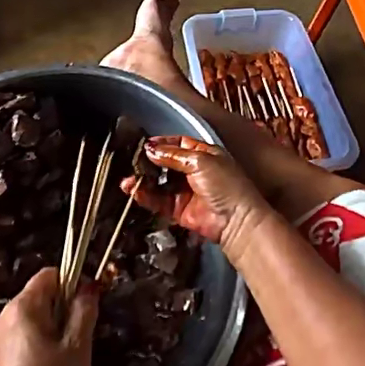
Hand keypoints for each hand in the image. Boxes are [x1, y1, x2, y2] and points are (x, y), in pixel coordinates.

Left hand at [0, 267, 96, 365]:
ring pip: (35, 316)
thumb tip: (89, 285)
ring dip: (55, 328)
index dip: (73, 282)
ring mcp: (0, 335)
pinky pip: (26, 334)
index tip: (89, 305)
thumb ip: (84, 312)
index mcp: (23, 305)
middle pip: (42, 294)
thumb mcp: (76, 349)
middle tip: (81, 339)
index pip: (50, 274)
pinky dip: (42, 342)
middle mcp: (6, 313)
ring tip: (68, 359)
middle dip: (64, 309)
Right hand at [124, 136, 270, 249]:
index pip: (178, 144)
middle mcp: (193, 171)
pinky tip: (133, 190)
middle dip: (148, 162)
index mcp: (203, 154)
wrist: (236, 222)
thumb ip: (173, 155)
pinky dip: (145, 196)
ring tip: (128, 179)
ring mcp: (185, 191)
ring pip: (158, 182)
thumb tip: (150, 149)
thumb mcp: (200, 161)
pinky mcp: (178, 209)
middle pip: (165, 163)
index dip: (161, 143)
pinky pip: (157, 200)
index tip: (144, 144)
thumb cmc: (225, 184)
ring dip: (143, 180)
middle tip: (132, 161)